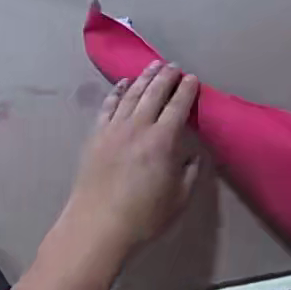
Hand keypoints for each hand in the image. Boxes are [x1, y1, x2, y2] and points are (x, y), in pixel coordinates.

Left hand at [53, 61, 202, 263]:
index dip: (187, 90)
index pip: (178, 106)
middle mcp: (139, 126)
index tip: (192, 78)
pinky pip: (109, 105)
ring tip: (154, 65)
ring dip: (144, 77)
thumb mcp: (179, 199)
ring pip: (132, 93)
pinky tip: (124, 83)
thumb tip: (194, 154)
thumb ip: (190, 173)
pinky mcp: (97, 134)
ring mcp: (114, 128)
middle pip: (154, 92)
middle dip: (166, 76)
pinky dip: (118, 90)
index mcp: (163, 141)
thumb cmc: (144, 216)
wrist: (98, 224)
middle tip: (175, 66)